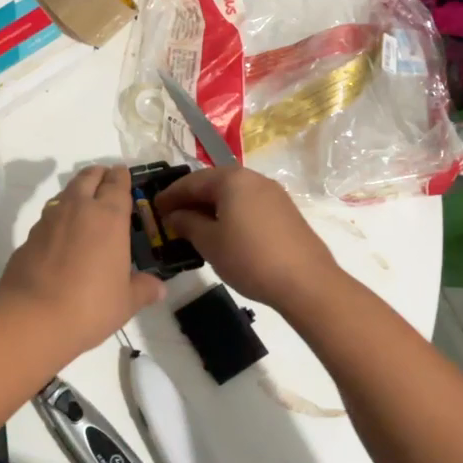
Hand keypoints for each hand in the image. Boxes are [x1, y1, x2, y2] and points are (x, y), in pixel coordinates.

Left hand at [1, 165, 165, 353]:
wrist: (33, 314)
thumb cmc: (90, 305)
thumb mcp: (126, 301)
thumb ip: (143, 289)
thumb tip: (160, 288)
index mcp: (108, 217)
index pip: (117, 184)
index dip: (121, 176)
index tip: (123, 173)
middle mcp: (79, 208)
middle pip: (89, 177)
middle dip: (99, 174)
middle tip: (106, 178)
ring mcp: (51, 218)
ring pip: (67, 192)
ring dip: (78, 190)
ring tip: (86, 202)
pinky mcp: (31, 233)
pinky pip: (50, 214)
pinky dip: (60, 214)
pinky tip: (64, 231)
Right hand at [153, 165, 338, 309]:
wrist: (308, 284)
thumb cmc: (250, 258)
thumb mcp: (210, 242)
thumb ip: (187, 223)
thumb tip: (175, 215)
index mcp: (231, 179)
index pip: (191, 181)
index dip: (170, 195)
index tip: (154, 208)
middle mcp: (253, 178)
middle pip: (213, 183)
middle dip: (191, 200)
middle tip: (173, 217)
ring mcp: (273, 194)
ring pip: (233, 195)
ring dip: (212, 207)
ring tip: (196, 227)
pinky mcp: (286, 212)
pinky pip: (249, 205)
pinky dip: (231, 214)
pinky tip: (225, 233)